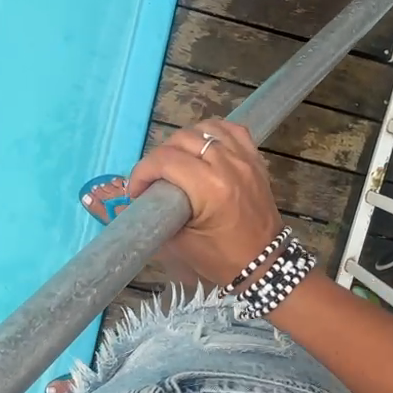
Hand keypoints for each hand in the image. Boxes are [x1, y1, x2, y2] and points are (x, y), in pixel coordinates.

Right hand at [126, 119, 285, 285]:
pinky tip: (203, 147)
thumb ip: (153, 219)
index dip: (142, 172)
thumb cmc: (223, 258)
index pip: (165, 161)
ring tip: (176, 162)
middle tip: (153, 180)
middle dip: (159, 157)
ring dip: (184, 141)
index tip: (136, 190)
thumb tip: (127, 205)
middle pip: (182, 139)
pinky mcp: (255, 159)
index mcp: (210, 188)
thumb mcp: (181, 244)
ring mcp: (244, 158)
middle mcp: (228, 164)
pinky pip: (231, 130)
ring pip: (205, 128)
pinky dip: (212, 133)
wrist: (266, 264)